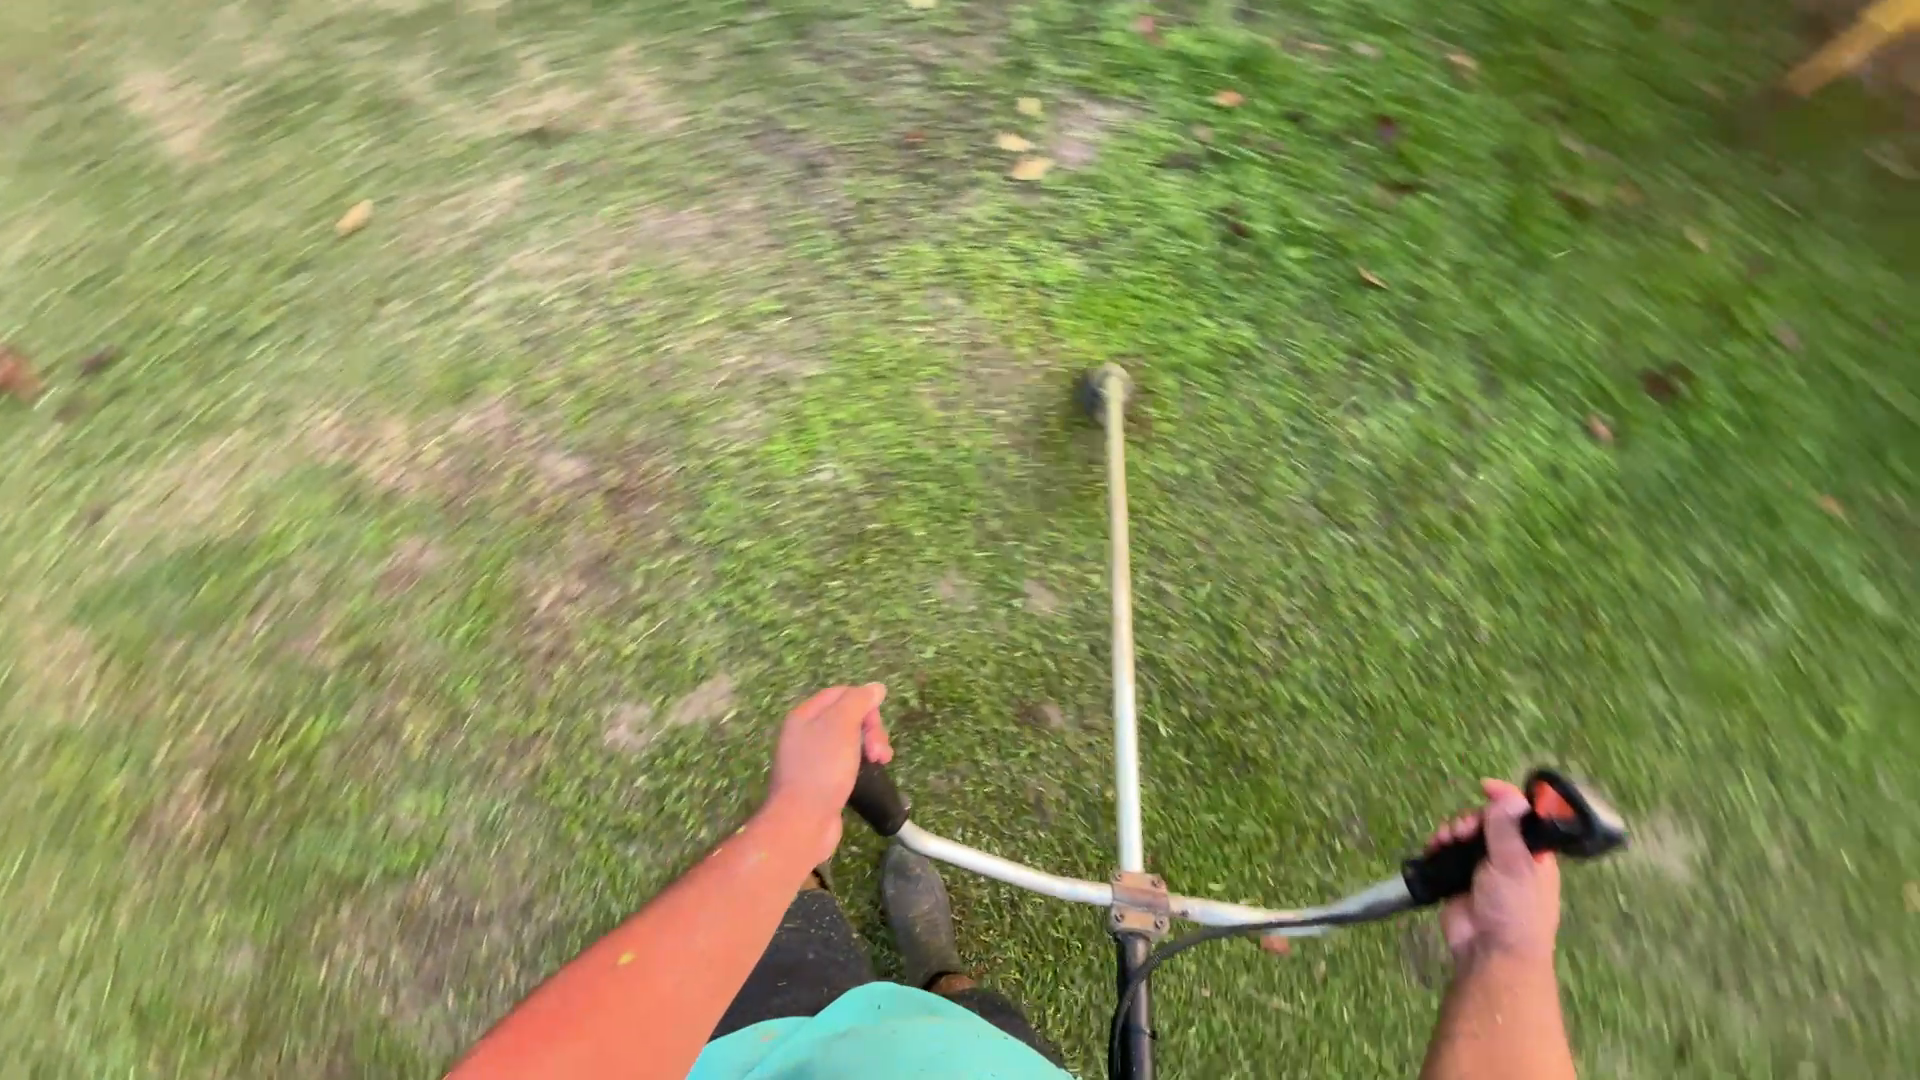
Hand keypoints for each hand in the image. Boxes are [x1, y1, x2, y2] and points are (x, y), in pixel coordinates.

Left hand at [764, 685, 890, 864]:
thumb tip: (875, 688)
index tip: (876, 723)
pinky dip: (862, 764)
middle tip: (879, 751)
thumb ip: (859, 701)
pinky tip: (871, 774)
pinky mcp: (822, 780)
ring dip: (870, 746)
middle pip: (848, 717)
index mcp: (805, 715)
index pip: (841, 693)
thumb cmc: (822, 768)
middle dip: (870, 729)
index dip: (864, 703)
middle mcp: (806, 733)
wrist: (803, 822)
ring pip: (851, 740)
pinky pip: (847, 761)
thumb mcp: (842, 725)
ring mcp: (813, 758)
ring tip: (882, 763)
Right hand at [1427, 778, 1560, 966]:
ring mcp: (1483, 869)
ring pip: (1464, 835)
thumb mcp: (1515, 865)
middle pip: (1487, 822)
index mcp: (1533, 855)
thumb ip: (1507, 829)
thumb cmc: (1514, 909)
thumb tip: (1510, 795)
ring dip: (1451, 832)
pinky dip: (1438, 846)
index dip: (1506, 799)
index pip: (1522, 817)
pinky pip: (1446, 852)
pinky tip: (1434, 850)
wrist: (1490, 950)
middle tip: (1461, 830)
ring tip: (1444, 841)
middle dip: (1469, 820)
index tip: (1486, 787)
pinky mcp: (1459, 878)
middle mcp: (1510, 858)